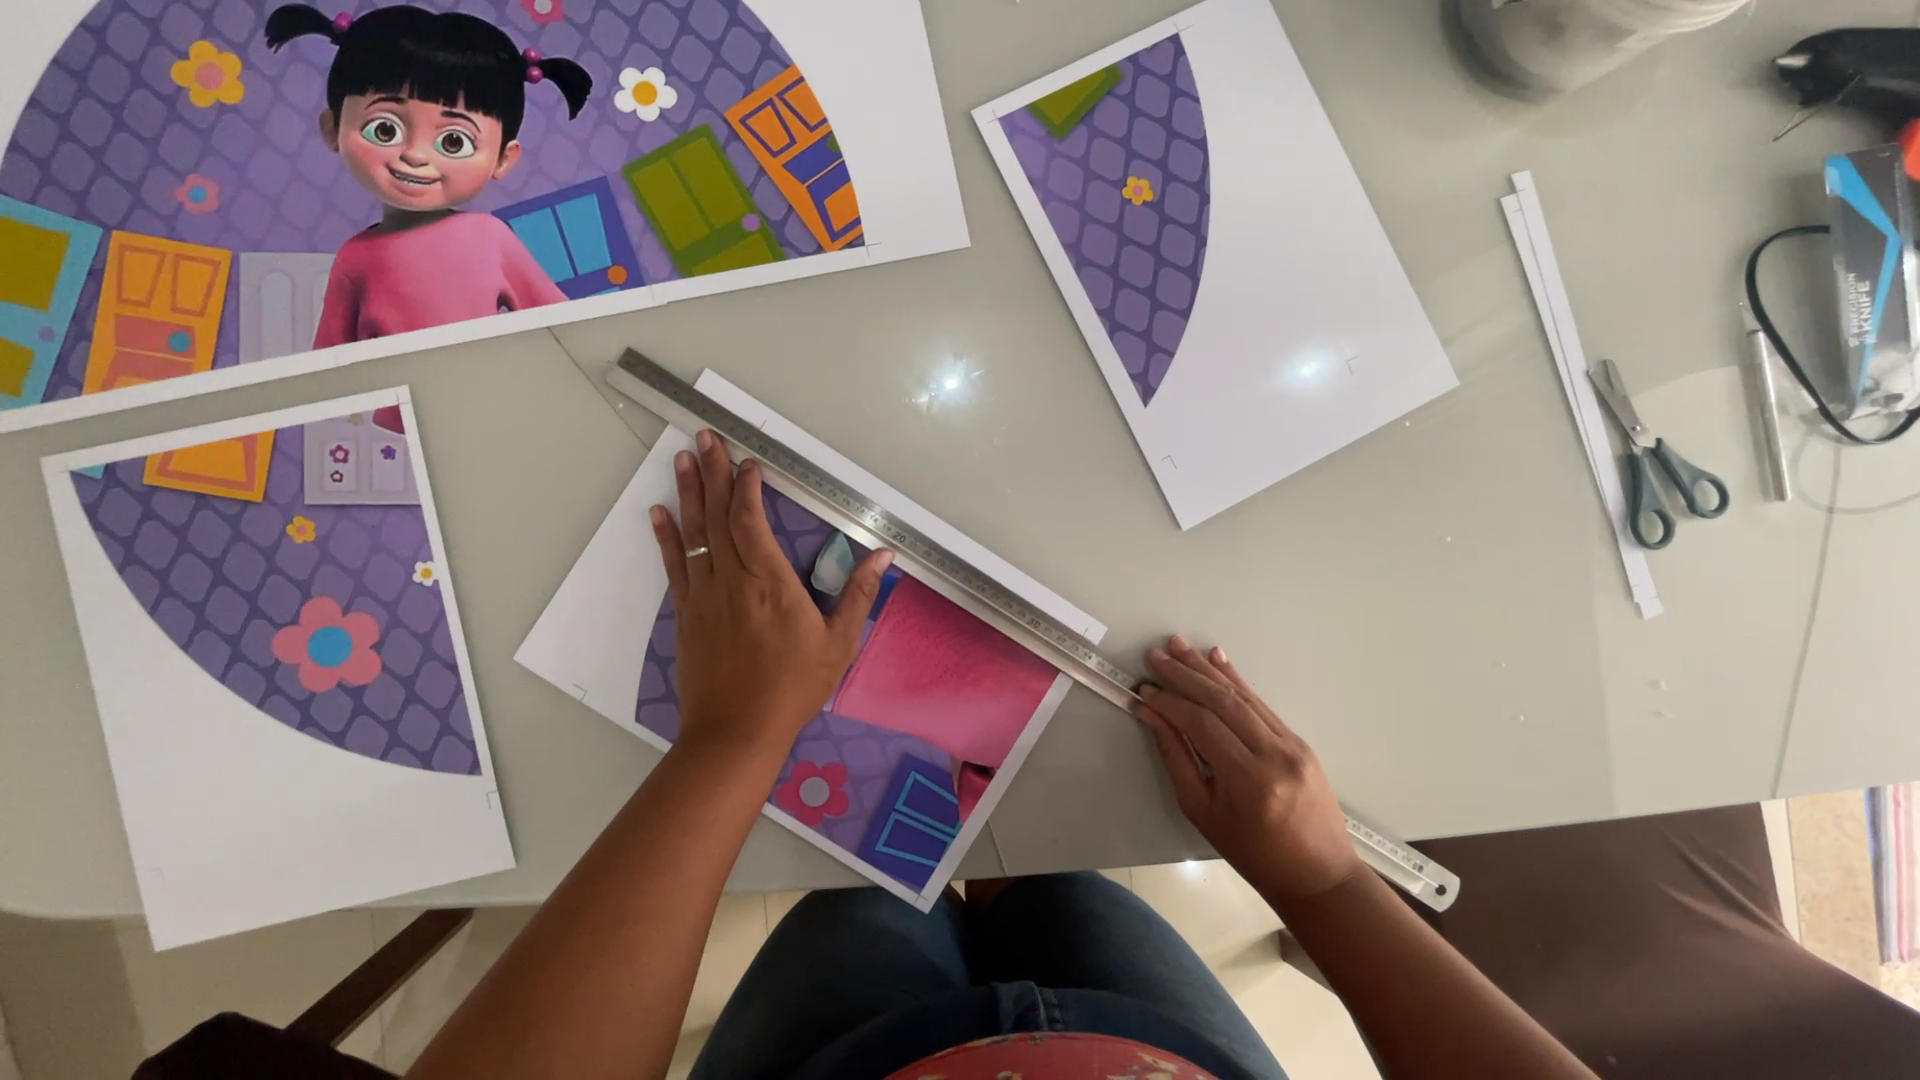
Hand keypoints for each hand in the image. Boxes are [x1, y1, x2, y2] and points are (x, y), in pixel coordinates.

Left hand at [649, 430, 892, 753]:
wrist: (737, 729)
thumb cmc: (794, 687)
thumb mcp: (839, 645)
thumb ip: (859, 596)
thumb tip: (884, 556)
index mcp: (771, 584)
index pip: (752, 521)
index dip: (748, 487)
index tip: (749, 462)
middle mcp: (733, 580)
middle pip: (719, 516)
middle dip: (713, 472)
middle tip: (704, 436)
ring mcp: (704, 594)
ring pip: (693, 532)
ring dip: (688, 493)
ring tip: (681, 457)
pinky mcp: (686, 612)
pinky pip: (674, 564)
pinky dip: (666, 535)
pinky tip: (659, 512)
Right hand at [1134, 636, 1362, 903]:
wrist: (1319, 874)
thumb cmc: (1253, 853)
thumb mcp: (1202, 811)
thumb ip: (1176, 758)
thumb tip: (1151, 715)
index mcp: (1248, 780)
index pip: (1201, 724)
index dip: (1169, 702)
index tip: (1143, 689)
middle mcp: (1274, 755)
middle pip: (1222, 702)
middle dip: (1185, 674)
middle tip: (1155, 654)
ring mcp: (1292, 745)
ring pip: (1243, 696)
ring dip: (1207, 669)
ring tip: (1178, 646)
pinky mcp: (1299, 741)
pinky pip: (1261, 704)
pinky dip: (1236, 680)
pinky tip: (1217, 659)